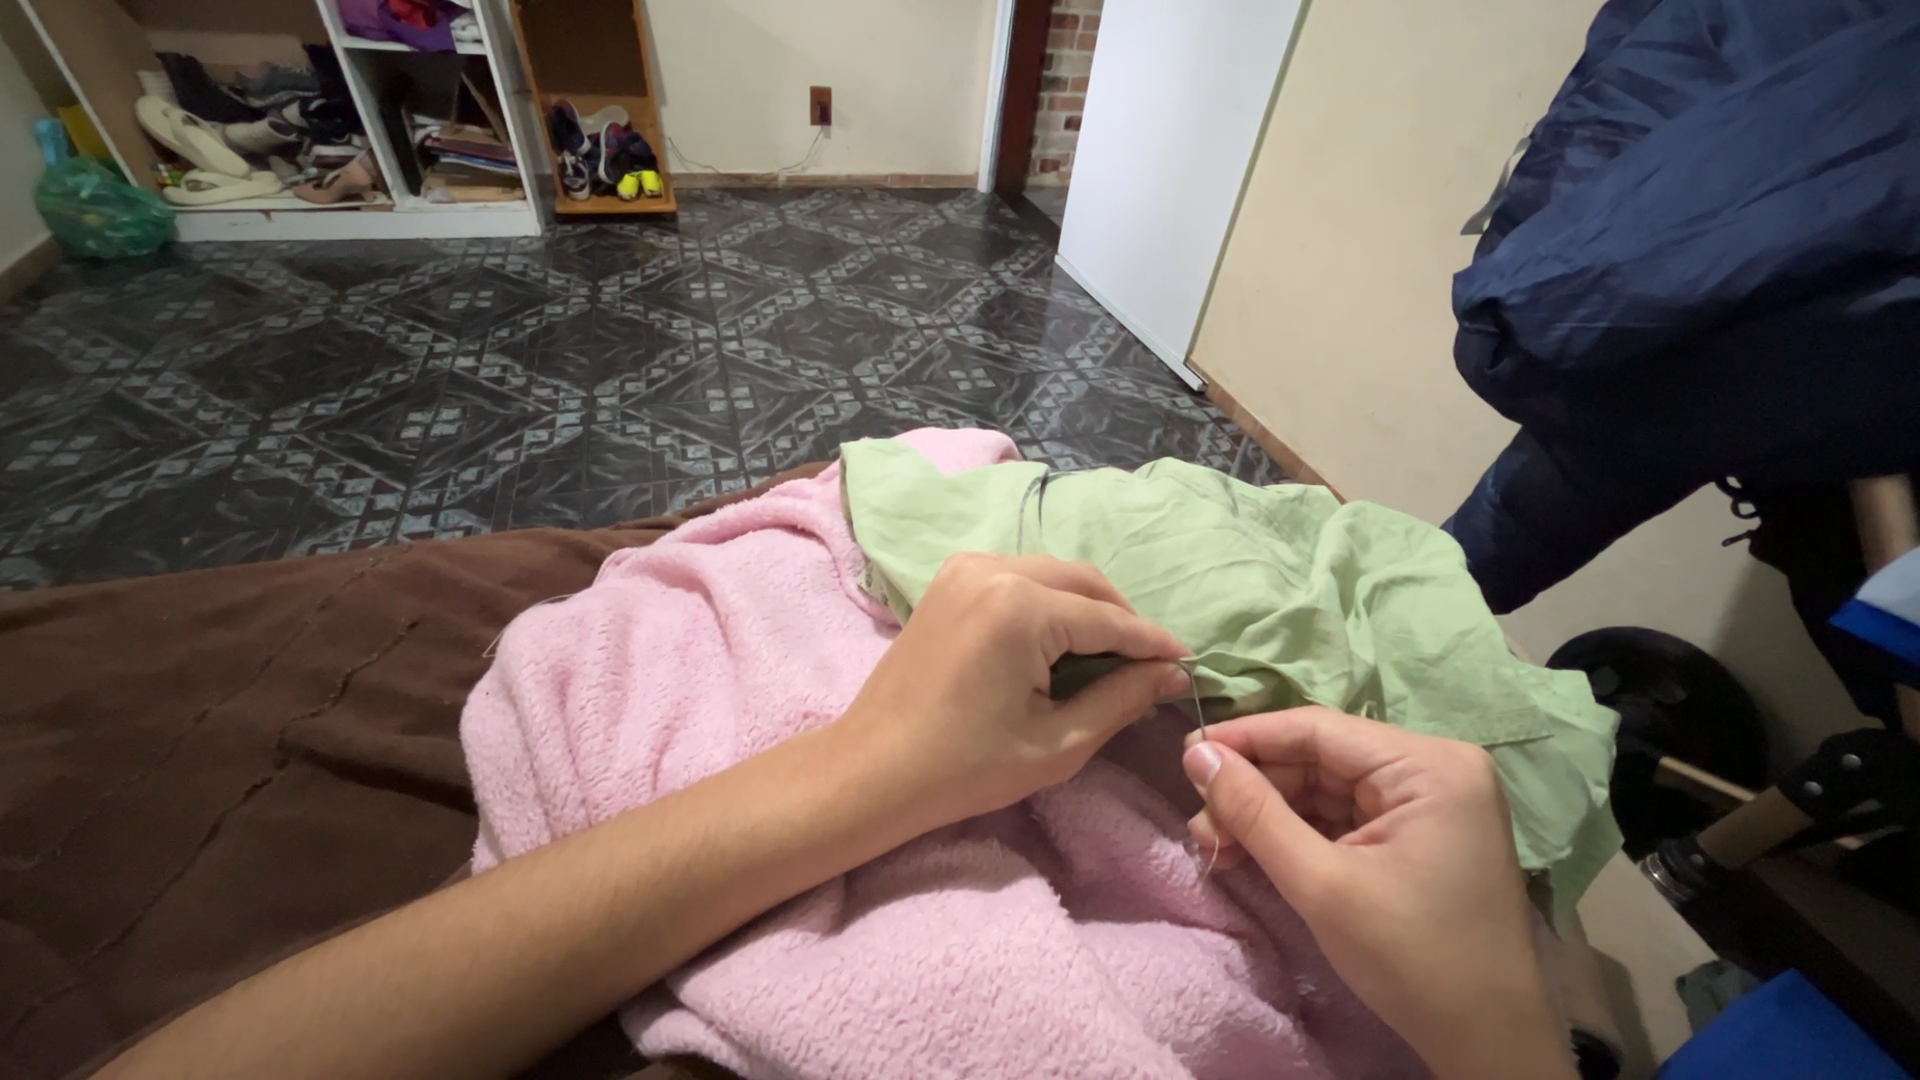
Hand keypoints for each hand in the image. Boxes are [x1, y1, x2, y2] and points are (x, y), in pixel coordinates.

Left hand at [838, 553, 1189, 831]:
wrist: (873, 768)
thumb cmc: (965, 767)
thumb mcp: (1056, 743)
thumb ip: (1120, 698)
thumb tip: (1171, 673)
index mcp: (1020, 607)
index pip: (1108, 619)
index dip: (1152, 643)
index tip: (1188, 662)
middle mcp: (993, 568)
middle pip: (1083, 581)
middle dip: (1121, 618)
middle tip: (1148, 662)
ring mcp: (965, 567)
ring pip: (1052, 572)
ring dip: (1087, 605)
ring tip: (1109, 653)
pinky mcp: (949, 578)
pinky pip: (1018, 575)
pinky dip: (1049, 599)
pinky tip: (1059, 636)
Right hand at [1182, 708, 1573, 1079]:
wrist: (1490, 1052)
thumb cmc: (1413, 963)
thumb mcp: (1320, 883)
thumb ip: (1253, 811)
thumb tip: (1194, 753)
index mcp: (1429, 766)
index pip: (1316, 729)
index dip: (1245, 738)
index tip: (1186, 753)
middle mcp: (1431, 768)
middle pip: (1316, 758)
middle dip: (1253, 789)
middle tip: (1199, 821)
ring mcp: (1424, 800)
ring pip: (1319, 785)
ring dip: (1264, 813)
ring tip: (1213, 842)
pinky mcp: (1412, 830)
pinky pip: (1337, 812)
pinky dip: (1290, 831)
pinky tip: (1249, 850)